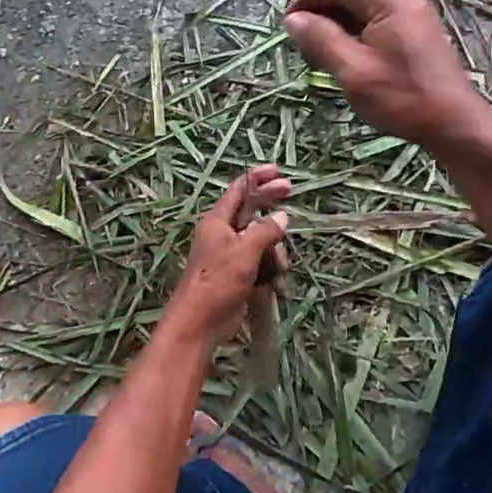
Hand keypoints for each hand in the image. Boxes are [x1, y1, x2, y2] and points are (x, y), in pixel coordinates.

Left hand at [166, 165, 290, 343]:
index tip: (277, 171)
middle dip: (270, 204)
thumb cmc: (218, 281)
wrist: (201, 321)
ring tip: (278, 266)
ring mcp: (230, 254)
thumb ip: (265, 230)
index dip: (257, 177)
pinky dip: (269, 267)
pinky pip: (259, 261)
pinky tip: (274, 281)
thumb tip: (282, 216)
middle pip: (251, 211)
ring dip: (273, 249)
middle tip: (290, 191)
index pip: (239, 189)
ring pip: (260, 239)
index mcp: (217, 220)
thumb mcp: (245, 251)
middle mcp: (222, 233)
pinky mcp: (237, 273)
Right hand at [284, 0, 491, 146]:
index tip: (286, 24)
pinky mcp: (413, 31)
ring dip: (335, 23)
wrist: (452, 123)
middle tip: (299, 39)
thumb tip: (292, 19)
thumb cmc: (402, 98)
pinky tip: (341, 54)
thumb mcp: (353, 71)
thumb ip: (321, 40)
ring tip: (315, 50)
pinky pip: (375, 20)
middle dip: (320, 10)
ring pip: (361, 6)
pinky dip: (353, 31)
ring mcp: (411, 13)